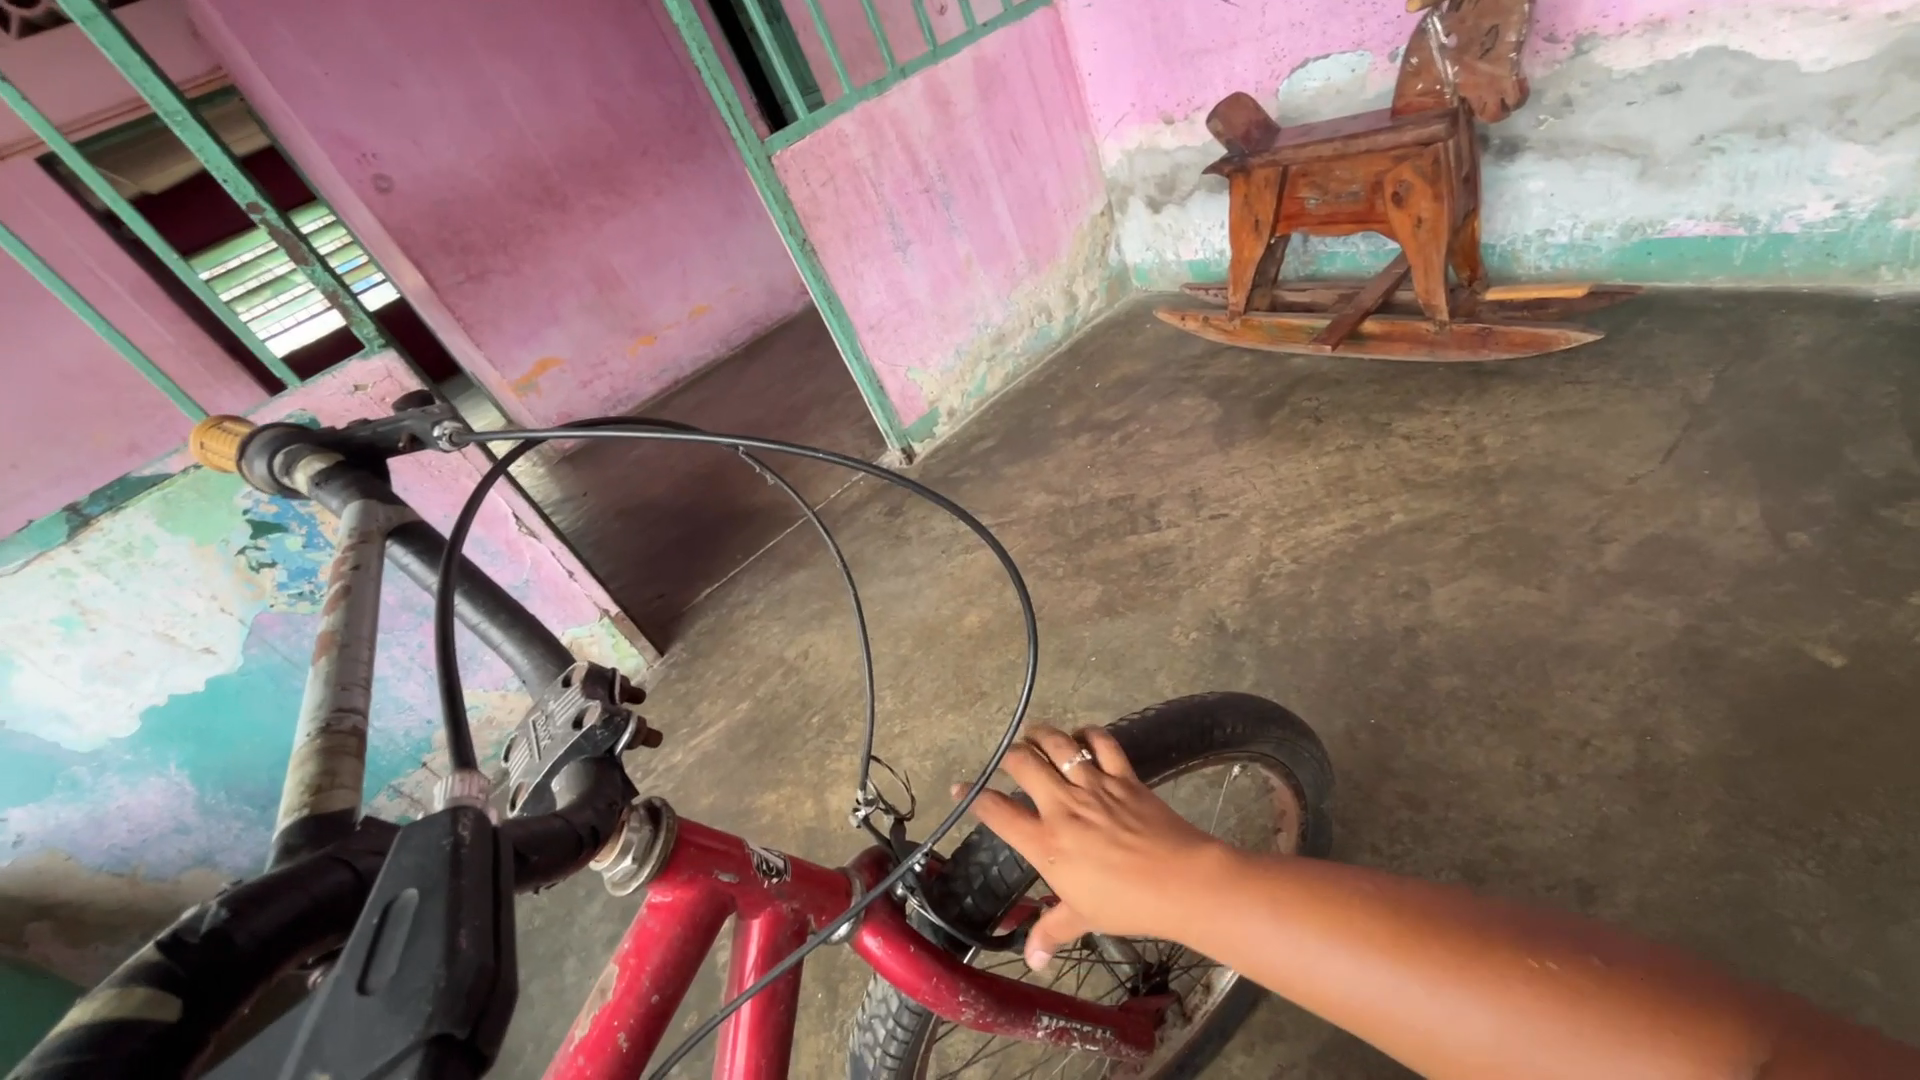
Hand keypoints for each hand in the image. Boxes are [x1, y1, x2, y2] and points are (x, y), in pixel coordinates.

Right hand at [958, 726, 1234, 970]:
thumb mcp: (1083, 919)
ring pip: (1058, 745)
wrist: (1179, 882)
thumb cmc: (1126, 904)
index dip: (974, 796)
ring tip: (1035, 735)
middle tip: (1011, 761)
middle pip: (1023, 763)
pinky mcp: (1123, 777)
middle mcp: (1063, 806)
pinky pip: (1103, 743)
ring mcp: (1094, 786)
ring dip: (1042, 734)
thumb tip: (1033, 960)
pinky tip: (1083, 737)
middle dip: (1011, 756)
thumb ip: (1051, 931)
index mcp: (1046, 842)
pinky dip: (1089, 734)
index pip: (997, 812)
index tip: (961, 788)